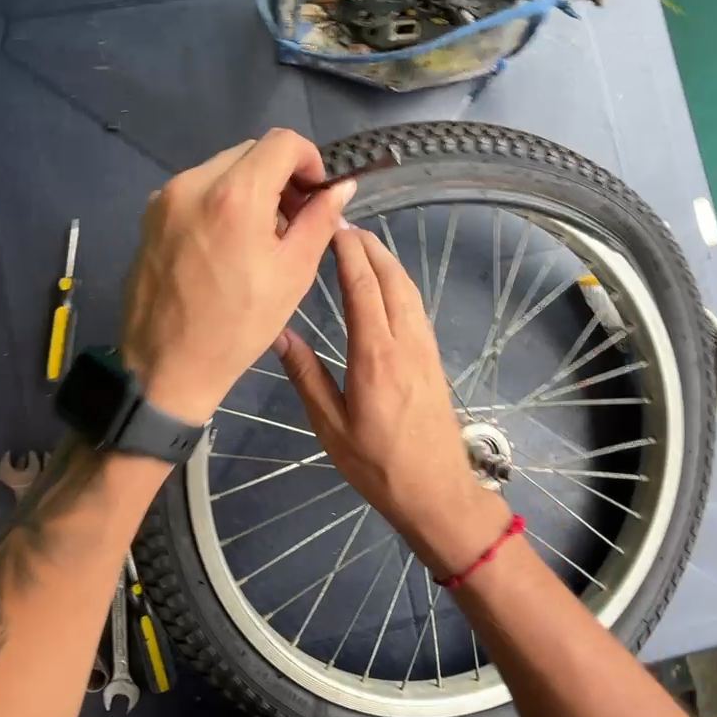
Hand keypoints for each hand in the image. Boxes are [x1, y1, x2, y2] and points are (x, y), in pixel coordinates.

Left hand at [122, 129, 355, 424]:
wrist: (166, 366)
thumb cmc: (238, 326)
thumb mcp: (292, 274)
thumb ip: (320, 220)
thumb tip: (340, 187)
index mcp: (234, 194)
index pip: (283, 141)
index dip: (309, 161)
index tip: (314, 196)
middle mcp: (193, 183)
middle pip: (251, 151)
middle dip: (279, 176)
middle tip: (292, 220)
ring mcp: (165, 198)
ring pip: (222, 169)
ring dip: (249, 188)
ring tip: (258, 237)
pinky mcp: (149, 216)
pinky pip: (195, 190)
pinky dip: (219, 202)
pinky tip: (225, 246)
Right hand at [275, 228, 511, 578]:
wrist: (437, 493)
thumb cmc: (377, 465)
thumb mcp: (330, 427)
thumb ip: (306, 377)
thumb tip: (279, 334)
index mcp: (375, 356)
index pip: (363, 287)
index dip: (348, 252)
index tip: (331, 226)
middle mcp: (405, 343)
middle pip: (391, 278)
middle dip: (369, 246)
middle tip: (342, 224)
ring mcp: (424, 349)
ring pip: (408, 289)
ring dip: (386, 260)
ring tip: (362, 243)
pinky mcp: (433, 358)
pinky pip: (415, 306)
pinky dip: (399, 282)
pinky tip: (386, 282)